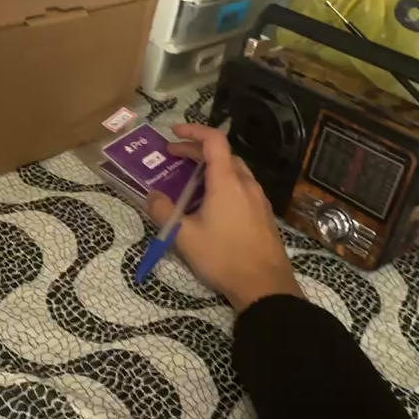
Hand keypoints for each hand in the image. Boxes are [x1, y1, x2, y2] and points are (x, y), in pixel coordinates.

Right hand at [145, 123, 301, 309]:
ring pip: (234, 171)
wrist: (266, 287)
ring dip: (212, 168)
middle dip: (197, 151)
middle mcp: (245, 184)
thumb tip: (152, 195)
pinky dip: (224, 183)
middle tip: (174, 158)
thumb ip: (164, 212)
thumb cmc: (223, 257)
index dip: (193, 131)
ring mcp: (258, 199)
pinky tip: (212, 203)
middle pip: (223, 154)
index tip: (173, 133)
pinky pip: (242, 187)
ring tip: (190, 180)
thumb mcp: (184, 237)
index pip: (214, 141)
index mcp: (227, 182)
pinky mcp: (263, 215)